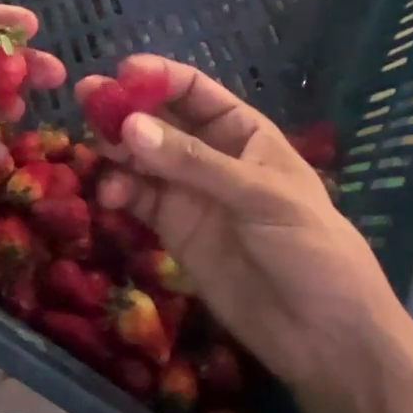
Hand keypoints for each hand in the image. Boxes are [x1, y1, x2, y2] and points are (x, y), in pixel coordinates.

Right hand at [86, 56, 412, 396]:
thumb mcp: (261, 196)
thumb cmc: (311, 249)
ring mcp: (187, 191)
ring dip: (115, 148)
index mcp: (242, 132)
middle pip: (157, 118)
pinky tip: (109, 196)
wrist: (326, 339)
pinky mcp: (172, 228)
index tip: (121, 73)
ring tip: (94, 150)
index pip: (194, 90)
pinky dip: (118, 190)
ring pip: (139, 155)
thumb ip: (193, 162)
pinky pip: (136, 197)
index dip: (158, 76)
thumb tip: (129, 126)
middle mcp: (209, 154)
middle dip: (123, 107)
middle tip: (85, 99)